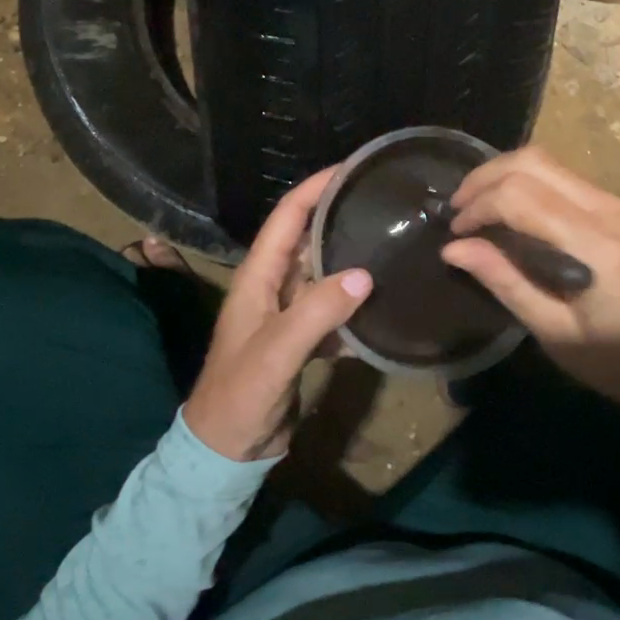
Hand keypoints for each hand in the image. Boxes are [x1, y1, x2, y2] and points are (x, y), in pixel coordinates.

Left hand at [181, 168, 373, 460]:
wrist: (226, 451)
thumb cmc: (240, 396)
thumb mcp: (276, 353)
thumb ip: (316, 312)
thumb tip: (364, 274)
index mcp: (258, 277)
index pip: (287, 217)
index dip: (316, 188)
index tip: (353, 168)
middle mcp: (273, 286)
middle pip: (309, 238)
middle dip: (340, 215)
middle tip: (385, 202)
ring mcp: (288, 313)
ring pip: (324, 272)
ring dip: (352, 257)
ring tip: (393, 241)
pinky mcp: (302, 338)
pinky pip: (333, 308)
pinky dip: (355, 302)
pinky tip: (384, 301)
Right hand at [442, 147, 619, 454]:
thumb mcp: (558, 334)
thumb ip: (506, 283)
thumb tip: (454, 249)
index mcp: (597, 246)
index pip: (521, 196)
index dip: (478, 205)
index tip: (453, 232)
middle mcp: (613, 211)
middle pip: (536, 162)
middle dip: (487, 177)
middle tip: (457, 210)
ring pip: (554, 165)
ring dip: (509, 177)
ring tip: (477, 209)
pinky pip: (572, 182)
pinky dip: (534, 187)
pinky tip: (515, 214)